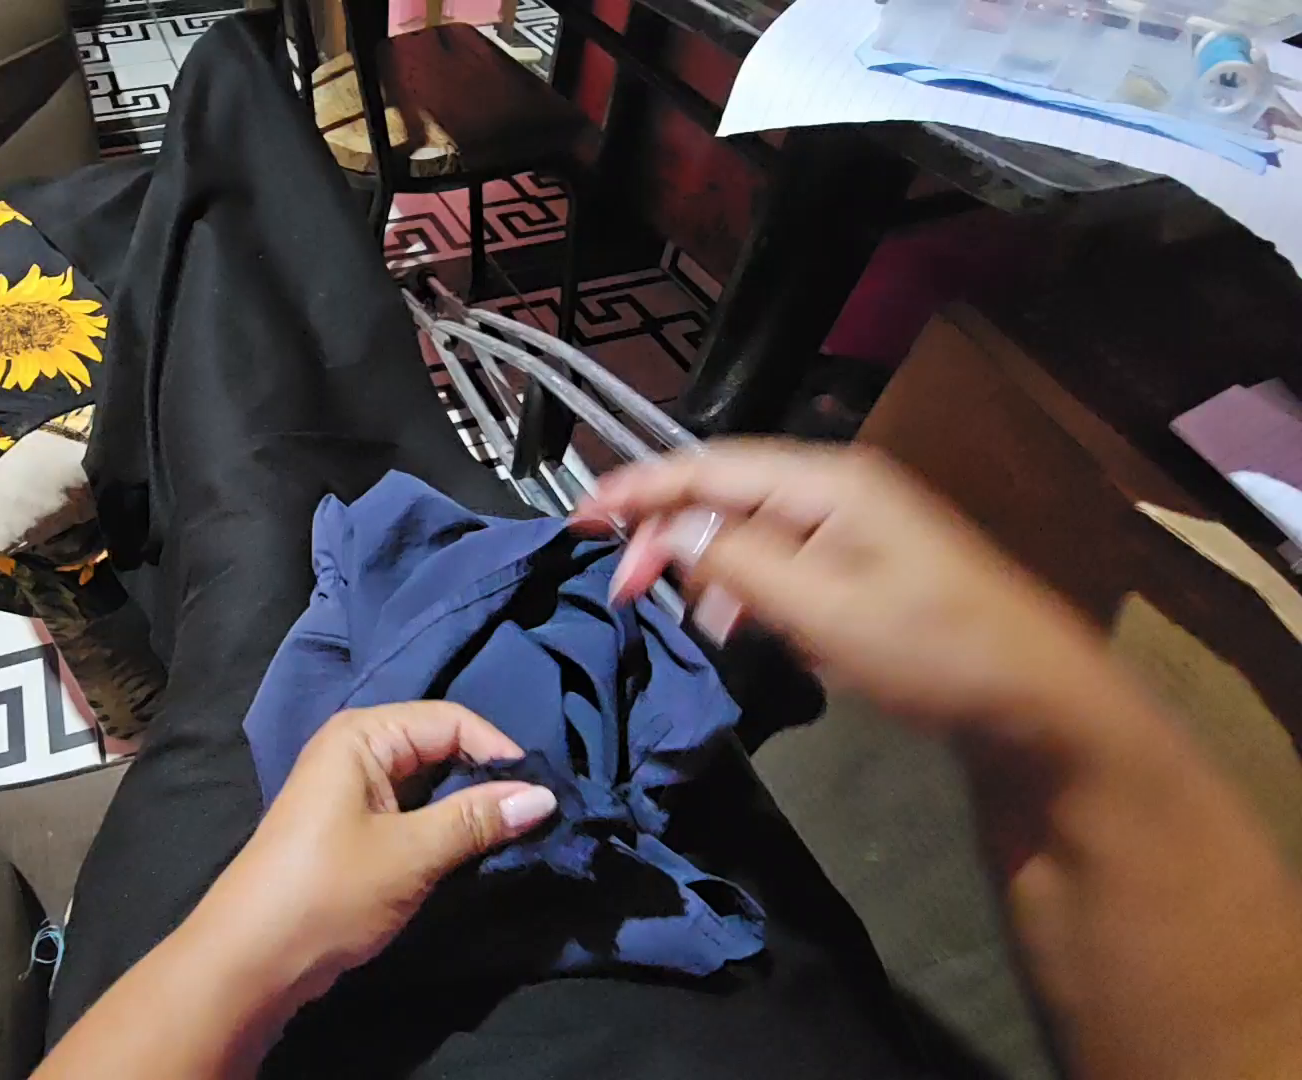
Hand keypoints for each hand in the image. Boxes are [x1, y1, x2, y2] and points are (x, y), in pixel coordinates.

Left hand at [190, 702, 555, 1003]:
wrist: (252, 957)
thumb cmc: (329, 890)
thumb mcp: (410, 853)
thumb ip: (476, 820)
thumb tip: (542, 796)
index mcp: (363, 733)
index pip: (449, 720)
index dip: (497, 750)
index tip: (541, 792)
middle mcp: (357, 746)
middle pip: (438, 743)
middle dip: (485, 775)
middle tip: (535, 812)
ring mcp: (352, 784)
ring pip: (427, 777)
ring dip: (467, 801)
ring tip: (514, 829)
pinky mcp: (353, 820)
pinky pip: (410, 804)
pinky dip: (443, 820)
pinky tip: (473, 842)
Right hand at [573, 441, 1104, 733]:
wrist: (1038, 707)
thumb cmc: (933, 652)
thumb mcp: (823, 608)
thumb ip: (733, 559)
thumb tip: (666, 530)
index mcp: (826, 483)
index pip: (707, 468)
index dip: (637, 487)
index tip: (580, 514)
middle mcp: (828, 487)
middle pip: (716, 491)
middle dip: (659, 532)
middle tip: (617, 583)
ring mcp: (839, 521)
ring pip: (735, 526)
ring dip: (696, 564)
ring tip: (675, 609)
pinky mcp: (843, 557)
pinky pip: (764, 557)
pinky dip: (733, 586)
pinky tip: (730, 622)